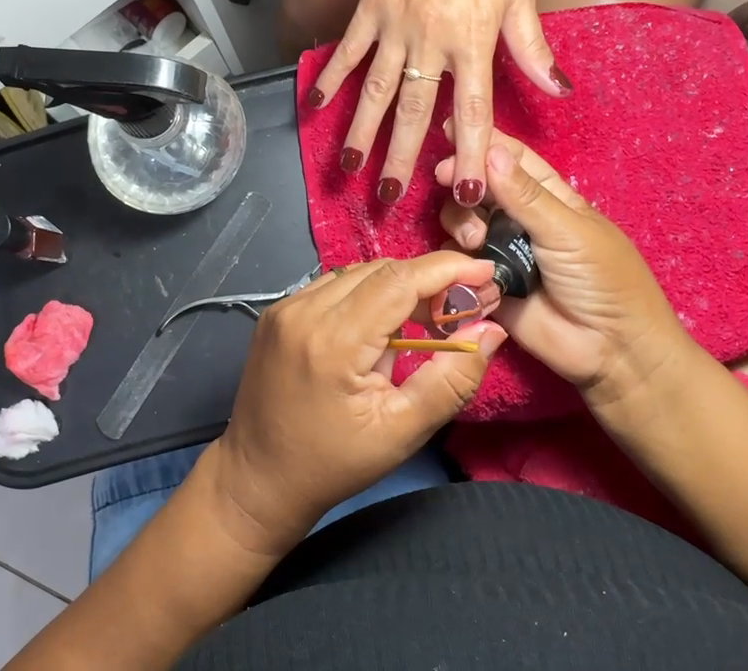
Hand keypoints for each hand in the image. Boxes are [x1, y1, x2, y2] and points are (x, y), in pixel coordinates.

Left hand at [211, 253, 506, 551]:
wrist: (257, 478)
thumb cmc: (332, 463)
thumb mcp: (401, 432)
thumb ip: (451, 379)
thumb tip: (491, 330)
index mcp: (333, 342)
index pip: (399, 281)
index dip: (447, 270)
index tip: (486, 271)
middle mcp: (303, 311)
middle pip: (379, 270)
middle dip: (427, 279)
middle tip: (465, 303)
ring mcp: (284, 308)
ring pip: (355, 273)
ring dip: (396, 285)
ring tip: (429, 315)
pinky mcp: (276, 313)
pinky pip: (332, 286)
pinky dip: (365, 294)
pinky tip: (383, 324)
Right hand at [309, 0, 564, 209]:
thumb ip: (532, 47)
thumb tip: (558, 89)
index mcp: (473, 40)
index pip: (474, 110)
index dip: (472, 155)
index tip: (468, 193)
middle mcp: (430, 40)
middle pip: (416, 111)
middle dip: (403, 158)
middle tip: (389, 197)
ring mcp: (394, 26)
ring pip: (377, 89)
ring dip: (362, 130)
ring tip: (350, 166)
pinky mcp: (370, 7)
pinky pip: (349, 49)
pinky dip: (332, 76)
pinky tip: (319, 103)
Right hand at [434, 126, 685, 407]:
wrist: (611, 351)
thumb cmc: (605, 281)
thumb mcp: (568, 231)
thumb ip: (525, 196)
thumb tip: (491, 151)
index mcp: (549, 197)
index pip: (511, 159)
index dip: (482, 145)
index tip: (450, 133)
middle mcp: (519, 220)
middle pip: (476, 187)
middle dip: (462, 185)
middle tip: (452, 186)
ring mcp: (500, 252)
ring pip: (459, 222)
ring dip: (460, 224)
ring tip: (475, 241)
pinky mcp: (485, 284)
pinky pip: (455, 264)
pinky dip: (456, 262)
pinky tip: (473, 272)